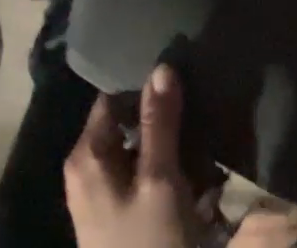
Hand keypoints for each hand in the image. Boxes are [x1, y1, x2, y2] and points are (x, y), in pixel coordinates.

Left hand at [65, 64, 197, 247]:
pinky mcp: (123, 217)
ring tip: (209, 160)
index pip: (114, 98)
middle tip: (203, 122)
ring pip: (145, 153)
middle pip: (132, 125)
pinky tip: (204, 190)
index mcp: (87, 155)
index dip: (148, 89)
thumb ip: (160, 122)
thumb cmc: (146, 242)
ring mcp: (105, 196)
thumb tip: (162, 66)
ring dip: (178, 153)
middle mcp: (89, 170)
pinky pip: (150, 181)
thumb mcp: (159, 179)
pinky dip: (174, 178)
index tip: (185, 85)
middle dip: (169, 125)